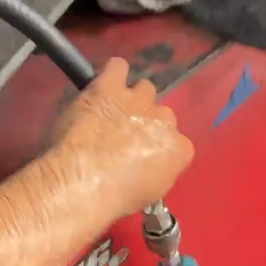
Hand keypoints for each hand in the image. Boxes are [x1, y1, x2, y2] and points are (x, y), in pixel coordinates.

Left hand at [50, 58, 193, 216]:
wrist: (85, 180)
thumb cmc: (115, 197)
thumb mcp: (149, 194)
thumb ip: (157, 171)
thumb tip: (148, 166)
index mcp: (179, 149)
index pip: (176, 142)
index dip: (157, 148)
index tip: (141, 157)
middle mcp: (165, 120)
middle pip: (161, 114)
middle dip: (145, 123)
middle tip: (123, 137)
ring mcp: (138, 100)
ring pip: (144, 89)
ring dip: (131, 99)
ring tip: (112, 112)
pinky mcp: (111, 86)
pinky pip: (118, 67)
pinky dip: (113, 74)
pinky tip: (104, 85)